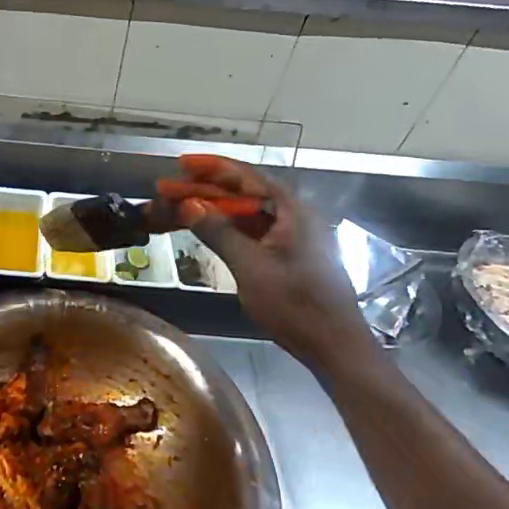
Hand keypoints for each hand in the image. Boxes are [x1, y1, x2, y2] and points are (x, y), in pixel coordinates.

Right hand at [172, 155, 369, 368]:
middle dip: (208, 189)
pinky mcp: (290, 254)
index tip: (181, 164)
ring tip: (184, 206)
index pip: (246, 176)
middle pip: (246, 192)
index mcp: (291, 209)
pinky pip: (255, 230)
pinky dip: (230, 227)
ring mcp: (293, 235)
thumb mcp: (250, 267)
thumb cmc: (295, 304)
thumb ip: (219, 232)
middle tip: (173, 188)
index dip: (211, 168)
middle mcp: (294, 214)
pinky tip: (209, 229)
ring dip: (216, 208)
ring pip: (249, 212)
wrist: (334, 344)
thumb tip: (189, 205)